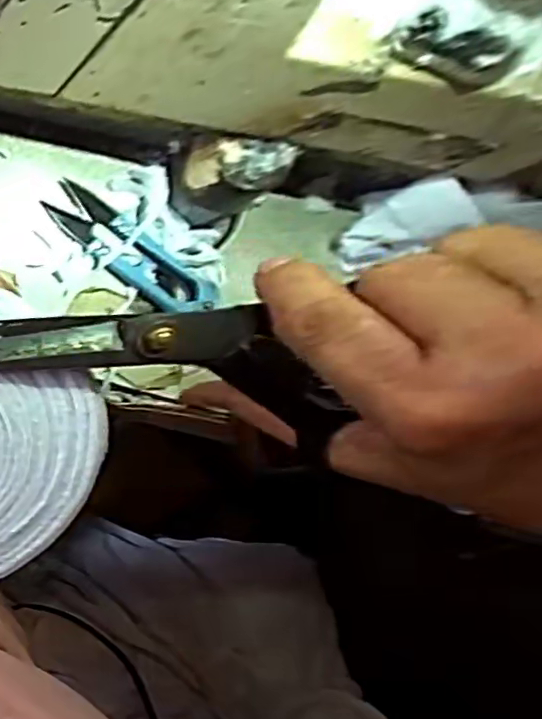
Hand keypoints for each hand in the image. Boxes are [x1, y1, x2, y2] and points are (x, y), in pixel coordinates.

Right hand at [255, 225, 541, 529]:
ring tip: (463, 310)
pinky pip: (529, 242)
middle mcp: (499, 355)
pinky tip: (513, 301)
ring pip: (466, 247)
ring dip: (449, 270)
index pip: (330, 326)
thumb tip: (208, 390)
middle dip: (380, 292)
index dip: (293, 292)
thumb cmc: (494, 475)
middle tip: (396, 325)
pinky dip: (508, 262)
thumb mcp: (381, 459)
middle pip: (394, 275)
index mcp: (422, 407)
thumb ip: (289, 419)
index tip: (275, 273)